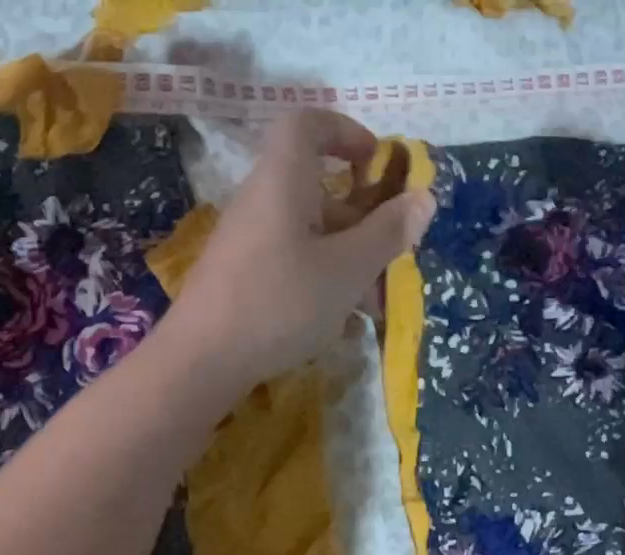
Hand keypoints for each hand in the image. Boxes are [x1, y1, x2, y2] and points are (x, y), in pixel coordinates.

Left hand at [161, 109, 436, 385]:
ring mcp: (245, 243)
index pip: (307, 124)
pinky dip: (318, 282)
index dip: (345, 132)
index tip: (375, 164)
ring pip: (306, 235)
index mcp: (282, 180)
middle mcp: (259, 202)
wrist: (201, 361)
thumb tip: (423, 198)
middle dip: (360, 219)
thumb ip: (387, 233)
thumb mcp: (346, 270)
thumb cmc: (279, 303)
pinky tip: (339, 325)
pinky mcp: (237, 279)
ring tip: (372, 305)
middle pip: (315, 189)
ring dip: (345, 260)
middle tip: (390, 255)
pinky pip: (288, 265)